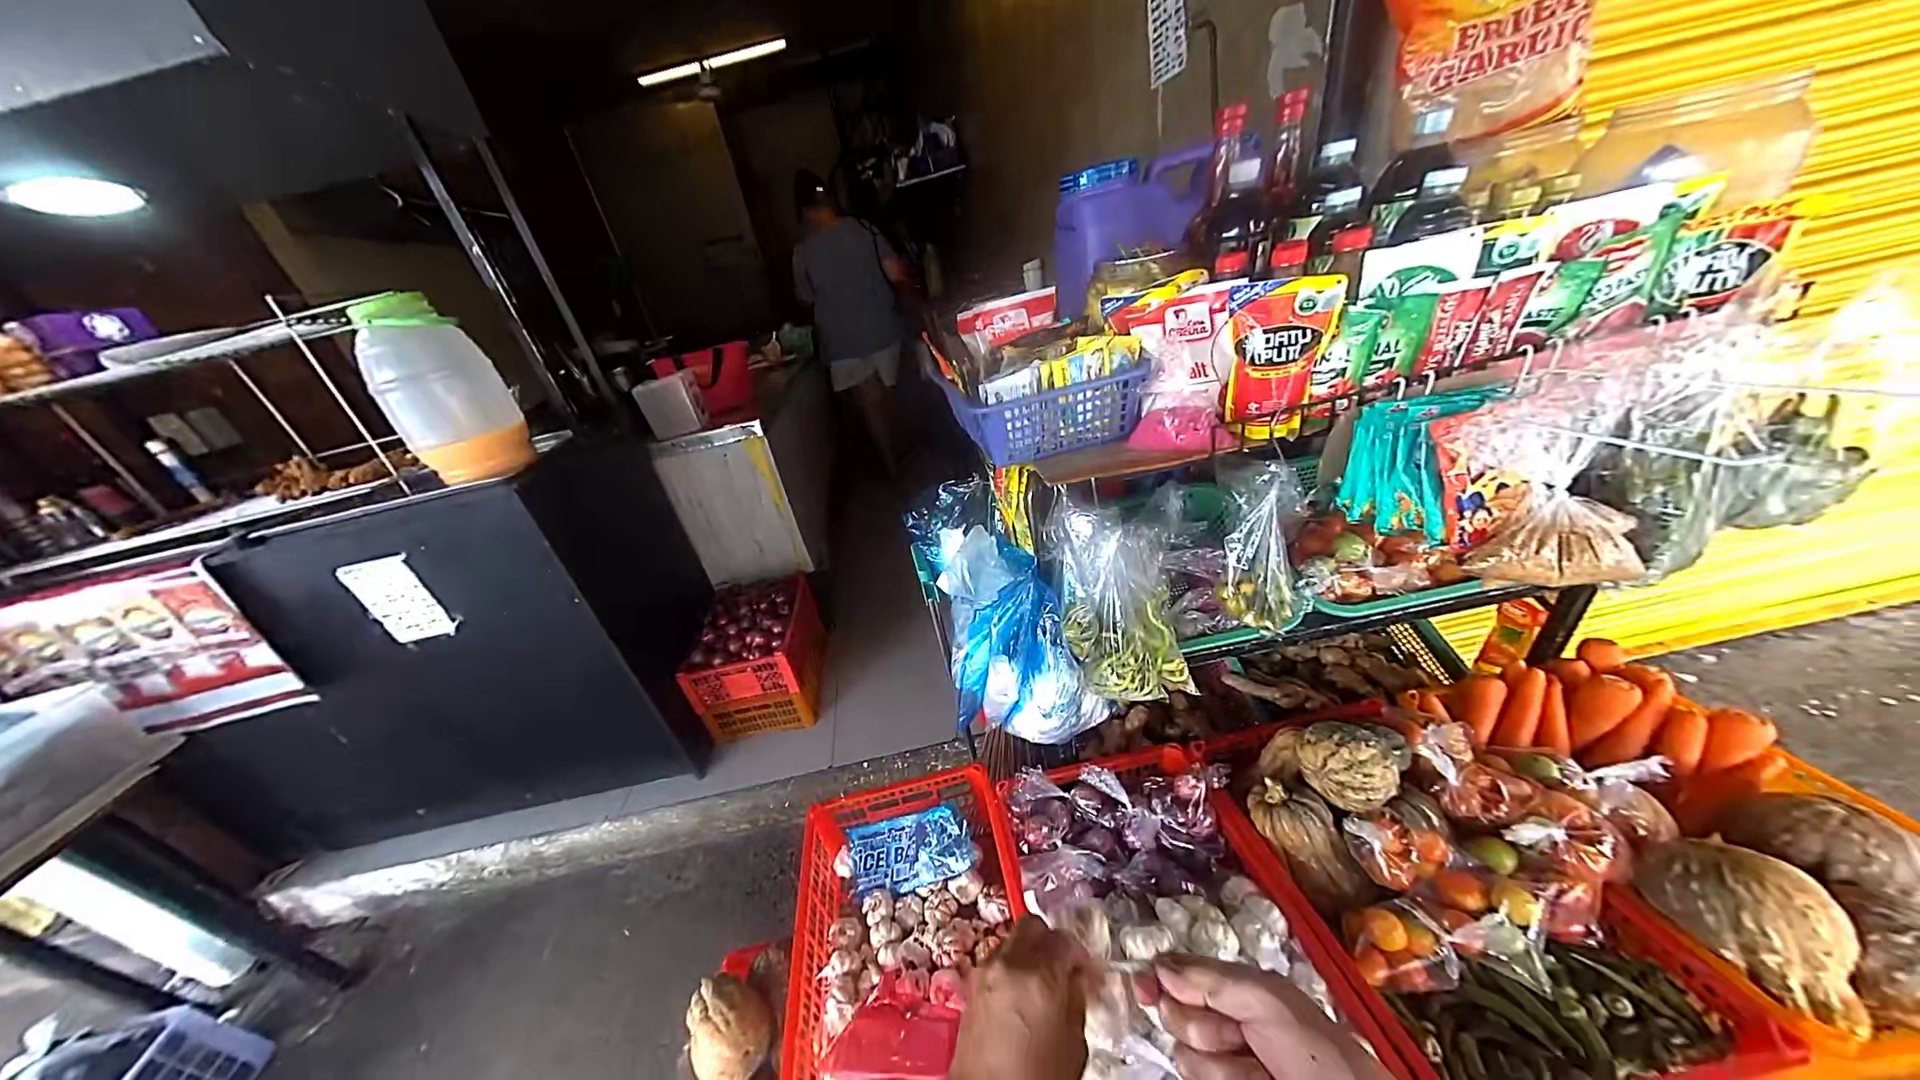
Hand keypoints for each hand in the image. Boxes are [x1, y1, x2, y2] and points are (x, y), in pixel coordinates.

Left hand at [950, 916, 1092, 1079]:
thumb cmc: (1037, 1077)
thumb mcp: (1073, 1043)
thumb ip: (1076, 999)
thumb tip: (1077, 977)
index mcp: (1041, 976)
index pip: (1065, 940)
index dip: (1079, 954)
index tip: (1087, 971)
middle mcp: (1010, 963)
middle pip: (1033, 926)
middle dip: (1051, 941)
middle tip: (1064, 966)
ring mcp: (986, 969)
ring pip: (1013, 939)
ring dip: (1029, 951)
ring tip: (1042, 981)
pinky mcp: (971, 982)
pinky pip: (996, 958)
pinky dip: (1011, 964)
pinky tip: (1020, 992)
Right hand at [1139, 954, 1393, 1079]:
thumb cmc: (1317, 1053)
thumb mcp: (1268, 1002)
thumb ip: (1214, 981)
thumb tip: (1159, 968)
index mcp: (1234, 989)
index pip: (1179, 973)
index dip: (1157, 978)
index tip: (1142, 988)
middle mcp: (1224, 1021)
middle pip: (1175, 1015)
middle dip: (1201, 1028)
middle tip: (1239, 1039)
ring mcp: (1225, 1063)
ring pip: (1185, 1057)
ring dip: (1219, 1067)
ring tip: (1259, 1073)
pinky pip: (1195, 1079)